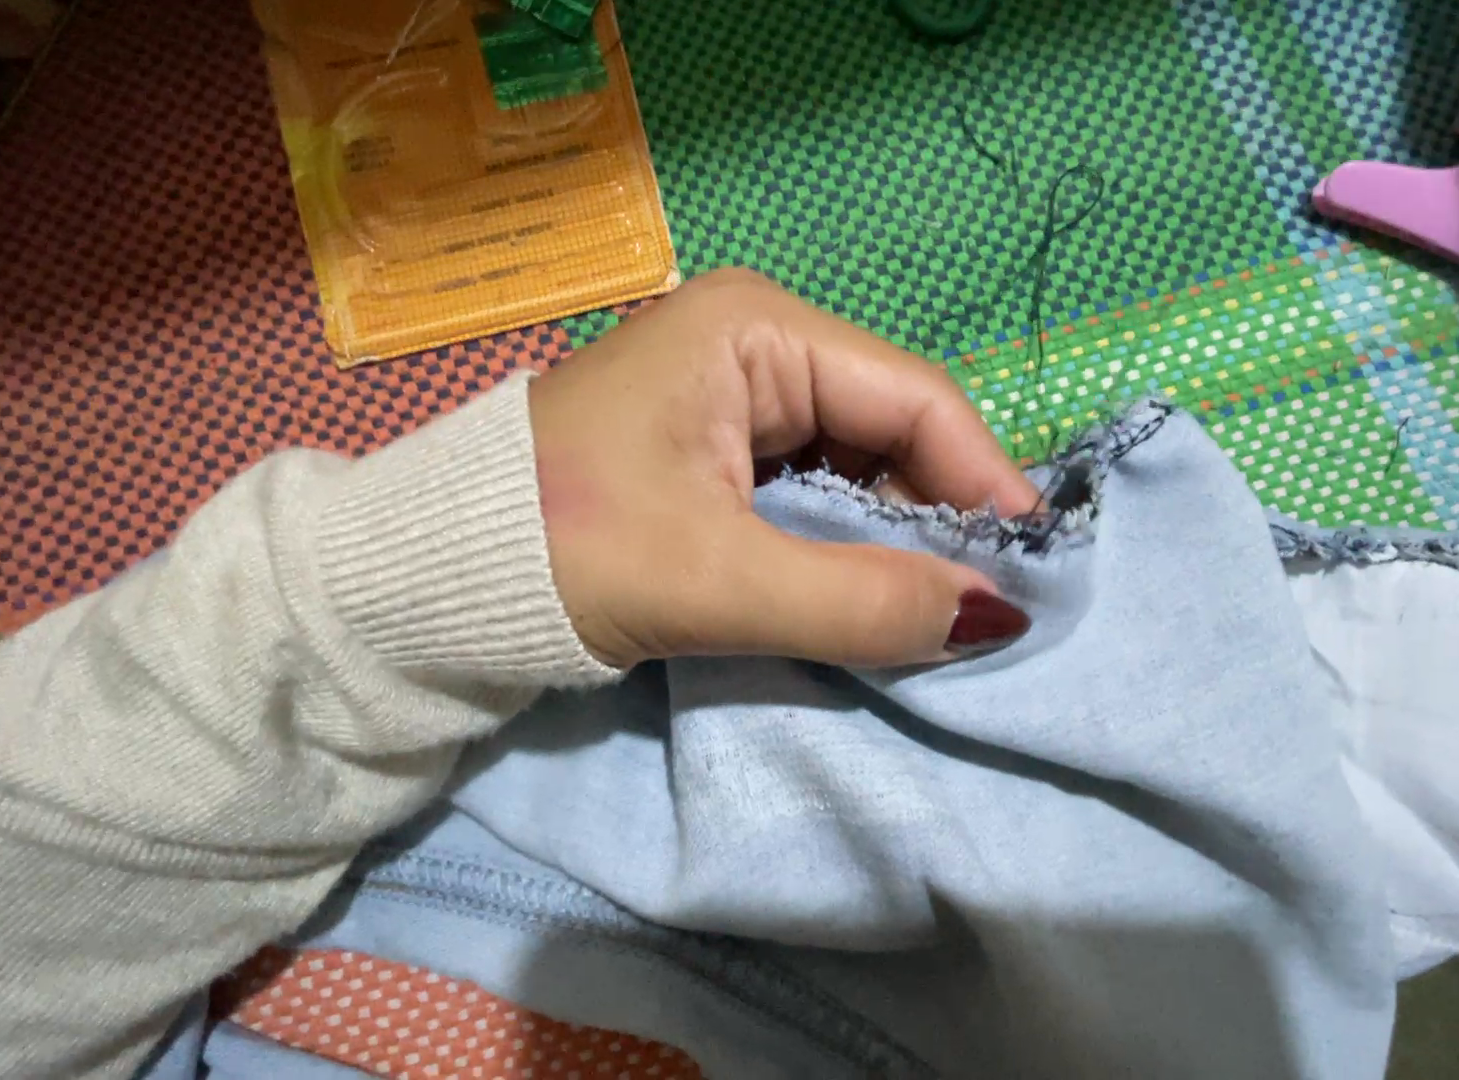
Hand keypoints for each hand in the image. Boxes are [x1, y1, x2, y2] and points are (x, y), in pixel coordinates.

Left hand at [529, 268, 1041, 668]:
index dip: (983, 480)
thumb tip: (991, 615)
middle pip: (891, 428)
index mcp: (755, 330)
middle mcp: (753, 346)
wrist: (425, 584)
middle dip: (939, 514)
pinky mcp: (715, 452)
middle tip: (982, 600)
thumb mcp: (714, 579)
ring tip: (930, 604)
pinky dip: (845, 545)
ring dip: (893, 536)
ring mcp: (733, 398)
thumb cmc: (558, 552)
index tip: (1033, 565)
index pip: (913, 396)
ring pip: (856, 466)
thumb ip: (856, 601)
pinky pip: (812, 493)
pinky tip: (863, 589)